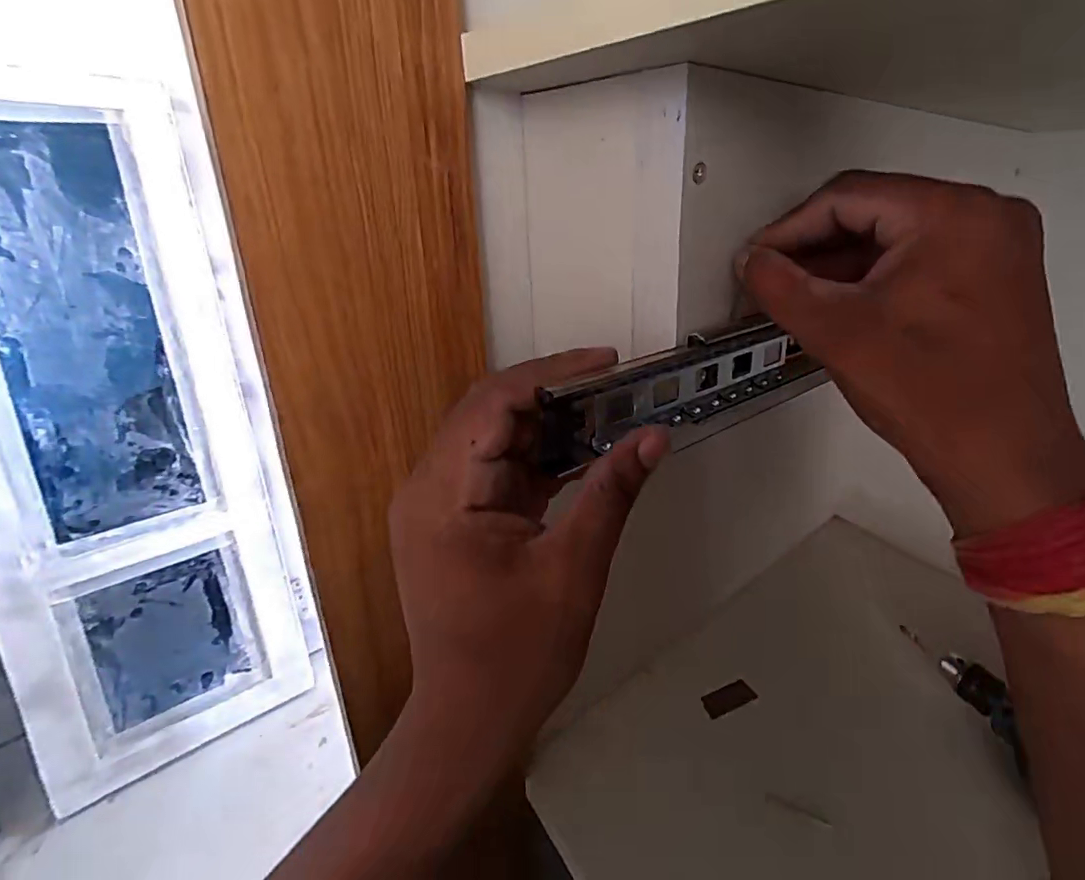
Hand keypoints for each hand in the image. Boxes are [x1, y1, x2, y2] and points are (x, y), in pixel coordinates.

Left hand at [389, 348, 668, 773]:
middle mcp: (430, 488)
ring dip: (550, 424)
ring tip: (608, 411)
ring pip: (496, 437)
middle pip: (490, 413)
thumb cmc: (517, 656)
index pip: (492, 404)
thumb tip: (654, 436)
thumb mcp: (575, 568)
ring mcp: (440, 504)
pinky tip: (584, 450)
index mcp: (443, 494)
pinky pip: (500, 469)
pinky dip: (541, 458)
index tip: (607, 362)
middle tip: (615, 384)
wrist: (470, 723)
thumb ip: (611, 492)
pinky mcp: (457, 519)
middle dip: (554, 393)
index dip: (552, 372)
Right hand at [739, 171, 1084, 535]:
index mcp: (954, 215)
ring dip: (842, 264)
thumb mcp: (838, 332)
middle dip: (815, 247)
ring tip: (797, 296)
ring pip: (896, 235)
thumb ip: (780, 286)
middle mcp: (987, 215)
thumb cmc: (931, 395)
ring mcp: (999, 246)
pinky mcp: (998, 277)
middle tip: (771, 278)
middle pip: (874, 210)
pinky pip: (921, 258)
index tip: (755, 259)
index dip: (789, 228)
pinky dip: (876, 277)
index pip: (848, 197)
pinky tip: (841, 305)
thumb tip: (750, 260)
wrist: (1007, 464)